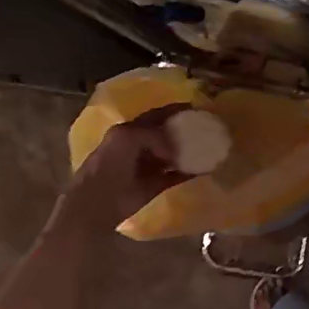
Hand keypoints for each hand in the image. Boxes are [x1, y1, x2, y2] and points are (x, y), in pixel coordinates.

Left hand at [49, 105, 192, 233]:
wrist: (99, 200)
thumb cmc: (110, 164)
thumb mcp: (128, 137)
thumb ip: (153, 134)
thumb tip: (174, 149)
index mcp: (130, 131)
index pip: (155, 116)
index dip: (173, 110)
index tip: (194, 107)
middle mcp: (141, 147)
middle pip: (167, 134)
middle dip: (183, 130)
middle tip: (205, 127)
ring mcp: (150, 166)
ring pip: (174, 155)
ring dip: (189, 151)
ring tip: (208, 146)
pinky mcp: (156, 185)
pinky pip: (178, 175)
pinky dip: (191, 172)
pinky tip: (205, 167)